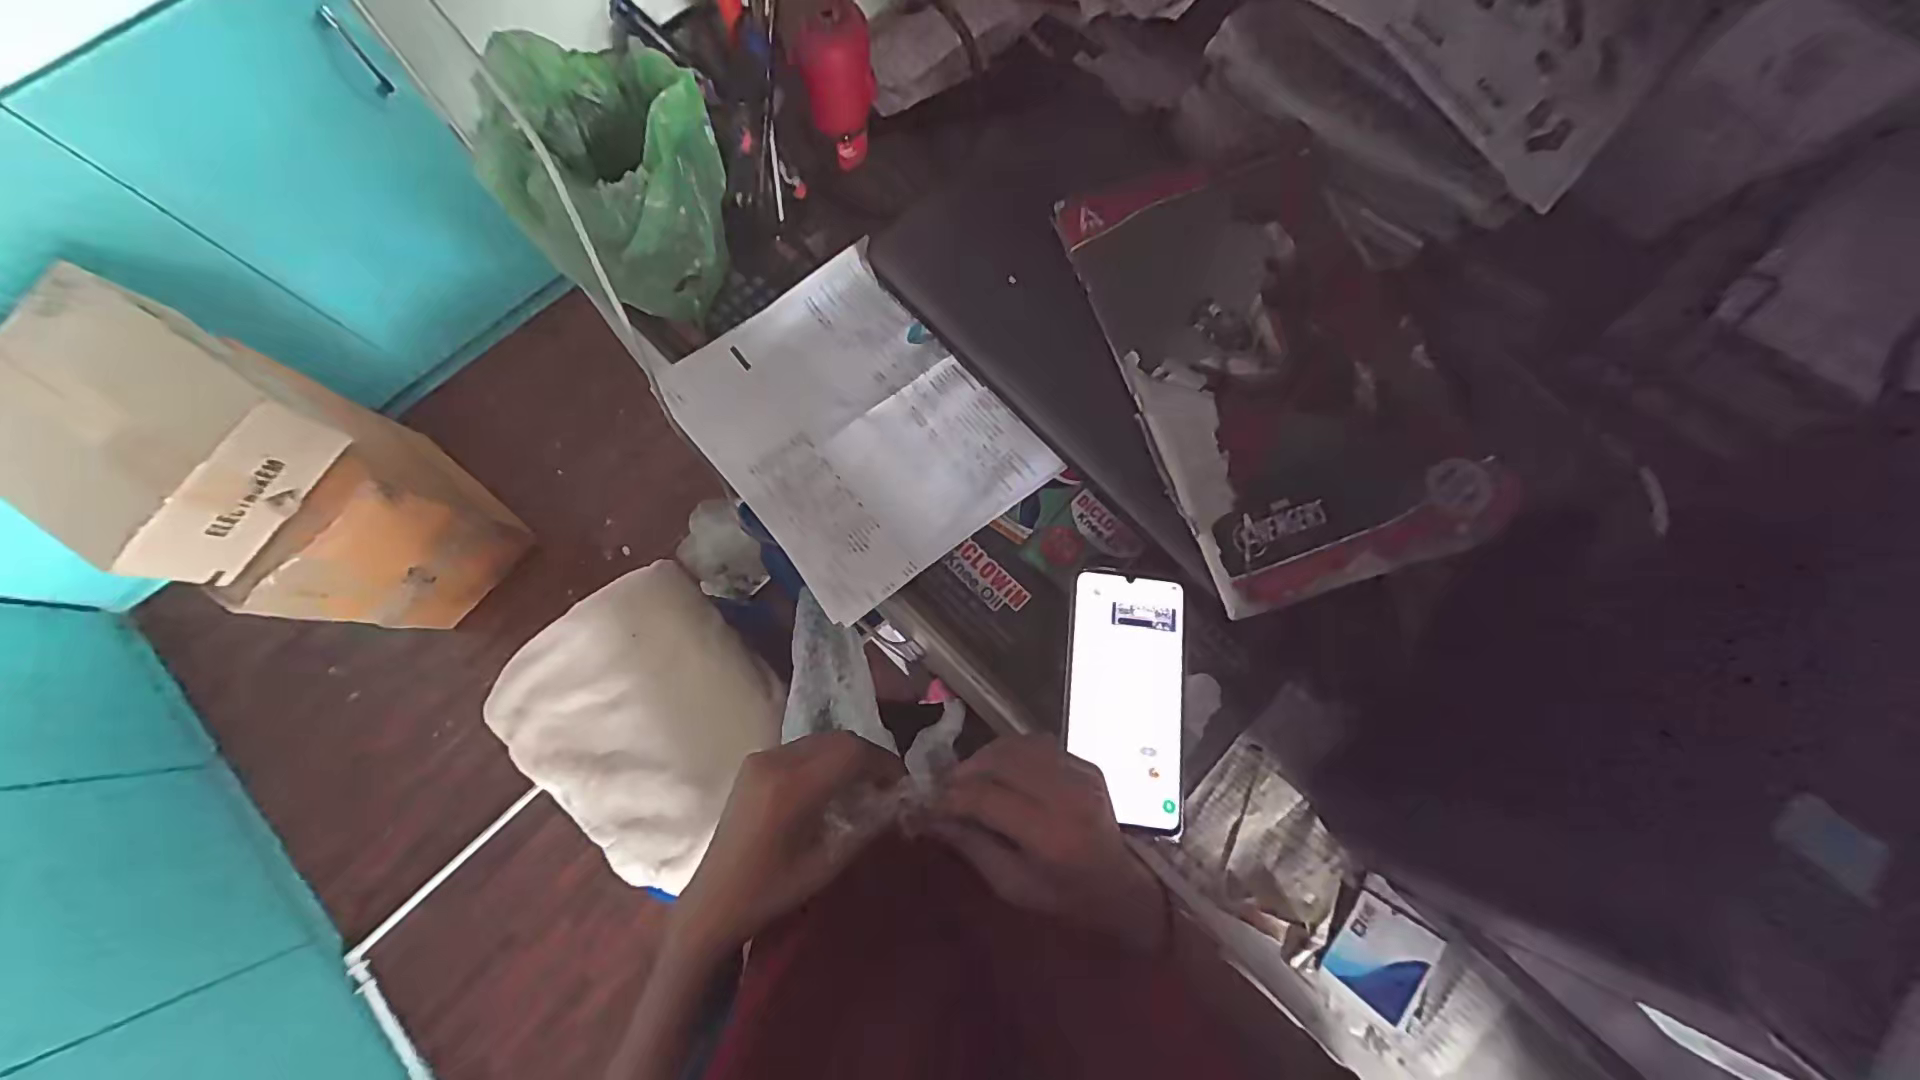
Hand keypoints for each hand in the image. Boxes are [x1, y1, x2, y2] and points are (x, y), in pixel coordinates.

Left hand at [672, 731, 903, 956]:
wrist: (712, 903)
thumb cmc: (770, 893)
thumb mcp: (826, 865)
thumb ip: (865, 828)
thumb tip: (897, 803)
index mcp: (792, 787)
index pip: (852, 753)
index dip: (884, 762)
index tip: (901, 782)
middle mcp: (775, 761)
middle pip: (839, 739)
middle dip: (869, 756)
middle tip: (887, 783)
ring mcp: (761, 758)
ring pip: (821, 739)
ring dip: (848, 754)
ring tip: (864, 783)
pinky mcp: (754, 763)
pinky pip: (802, 747)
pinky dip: (826, 757)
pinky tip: (832, 783)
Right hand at [927, 733, 1167, 952]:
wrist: (1125, 887)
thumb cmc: (1066, 898)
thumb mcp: (1013, 886)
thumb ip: (971, 846)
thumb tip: (931, 817)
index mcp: (1051, 835)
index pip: (987, 798)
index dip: (951, 796)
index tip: (928, 802)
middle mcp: (1068, 795)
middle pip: (1001, 761)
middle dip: (964, 771)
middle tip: (944, 786)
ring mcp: (1081, 774)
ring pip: (1017, 745)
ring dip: (985, 757)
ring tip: (968, 777)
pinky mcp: (1086, 764)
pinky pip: (1037, 744)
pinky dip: (1010, 753)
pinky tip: (1000, 772)